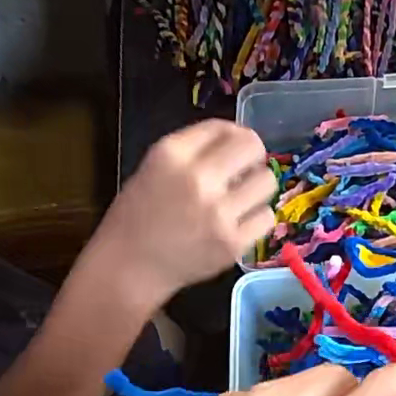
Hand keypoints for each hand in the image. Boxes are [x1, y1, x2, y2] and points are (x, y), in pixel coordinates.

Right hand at [96, 120, 275, 304]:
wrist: (129, 267)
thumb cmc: (138, 216)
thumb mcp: (155, 167)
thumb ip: (195, 149)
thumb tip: (238, 136)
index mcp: (172, 154)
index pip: (224, 128)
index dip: (234, 136)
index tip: (233, 149)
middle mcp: (198, 179)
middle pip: (253, 147)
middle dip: (252, 157)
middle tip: (245, 171)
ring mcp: (219, 213)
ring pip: (266, 182)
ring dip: (256, 188)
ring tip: (241, 199)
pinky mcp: (233, 243)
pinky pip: (266, 217)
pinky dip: (256, 218)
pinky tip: (239, 222)